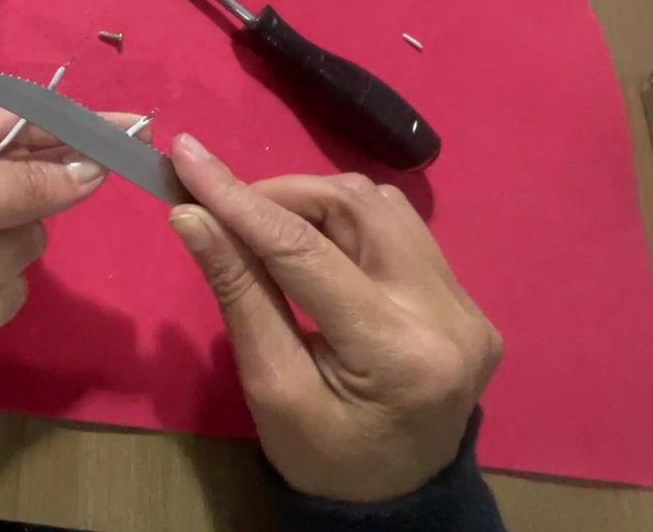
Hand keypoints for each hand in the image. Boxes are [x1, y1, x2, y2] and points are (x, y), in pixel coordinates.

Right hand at [166, 134, 502, 503]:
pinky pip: (395, 223)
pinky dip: (340, 219)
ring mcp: (466, 302)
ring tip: (267, 234)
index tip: (186, 155)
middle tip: (225, 211)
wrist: (395, 504)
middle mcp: (449, 315)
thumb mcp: (268, 382)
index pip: (303, 249)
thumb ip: (236, 290)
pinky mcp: (464, 296)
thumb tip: (189, 214)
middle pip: (353, 206)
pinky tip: (315, 247)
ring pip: (377, 203)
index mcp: (398, 353)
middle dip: (278, 194)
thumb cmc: (321, 455)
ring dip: (310, 202)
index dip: (237, 197)